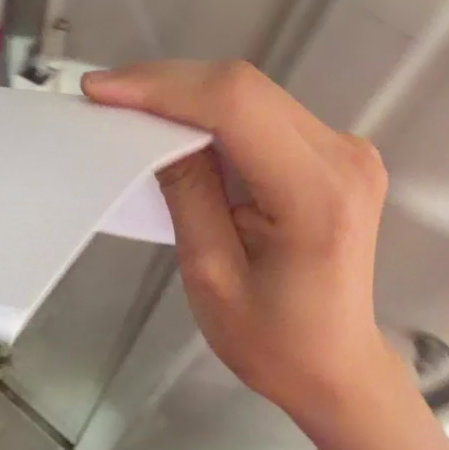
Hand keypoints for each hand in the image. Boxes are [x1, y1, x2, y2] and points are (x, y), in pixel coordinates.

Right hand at [82, 61, 402, 429]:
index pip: (237, 106)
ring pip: (253, 92)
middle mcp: (343, 156)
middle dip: (169, 84)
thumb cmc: (273, 341)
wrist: (335, 366)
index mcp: (317, 193)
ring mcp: (346, 148)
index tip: (101, 91)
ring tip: (130, 105)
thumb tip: (152, 127)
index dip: (165, 87)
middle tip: (105, 95)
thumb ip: (187, 191)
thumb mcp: (211, 274)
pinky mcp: (336, 151)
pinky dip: (214, 110)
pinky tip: (177, 121)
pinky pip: (265, 110)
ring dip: (188, 93)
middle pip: (245, 88)